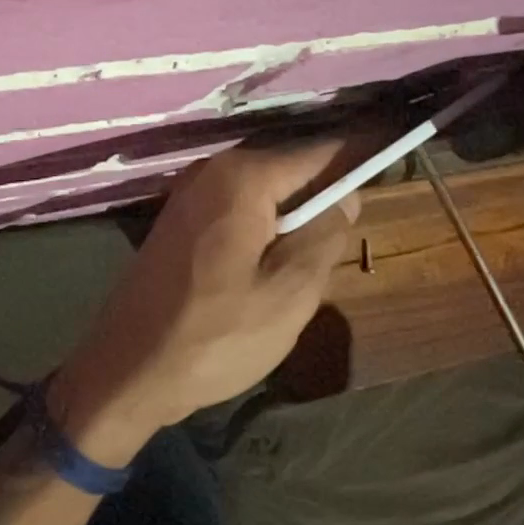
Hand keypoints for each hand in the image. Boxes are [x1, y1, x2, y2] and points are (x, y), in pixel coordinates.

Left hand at [47, 139, 362, 465]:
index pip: (321, 152)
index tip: (398, 162)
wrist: (125, 372)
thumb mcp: (288, 294)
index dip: (362, 160)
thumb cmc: (213, 337)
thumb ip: (324, 234)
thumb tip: (346, 193)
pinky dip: (263, 231)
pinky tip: (267, 274)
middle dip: (325, 199)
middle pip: (291, 171)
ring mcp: (189, 195)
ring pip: (265, 195)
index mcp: (242, 178)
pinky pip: (238, 211)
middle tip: (348, 245)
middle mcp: (211, 171)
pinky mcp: (179, 222)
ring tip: (309, 269)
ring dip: (293, 222)